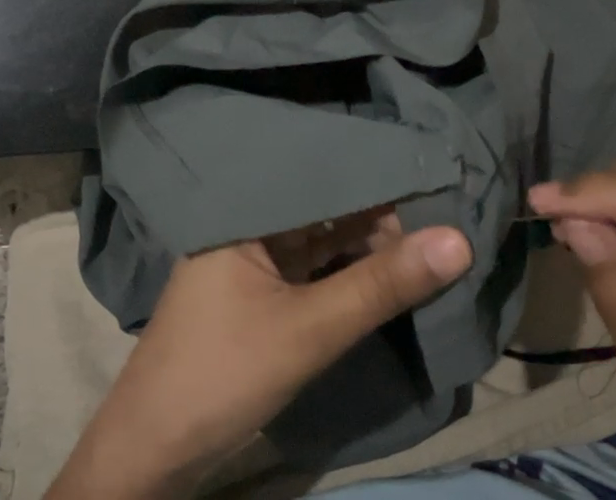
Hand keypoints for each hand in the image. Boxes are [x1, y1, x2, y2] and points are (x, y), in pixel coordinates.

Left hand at [48, 210, 472, 499]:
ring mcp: (254, 258)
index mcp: (246, 209)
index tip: (441, 171)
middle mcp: (249, 222)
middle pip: (327, 204)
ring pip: (324, 236)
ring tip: (436, 234)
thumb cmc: (223, 371)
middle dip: (383, 209)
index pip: (323, 174)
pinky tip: (393, 269)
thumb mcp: (310, 330)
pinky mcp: (261, 291)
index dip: (379, 173)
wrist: (155, 445)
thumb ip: (382, 285)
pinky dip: (351, 268)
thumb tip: (460, 239)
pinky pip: (315, 265)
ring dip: (371, 241)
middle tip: (450, 209)